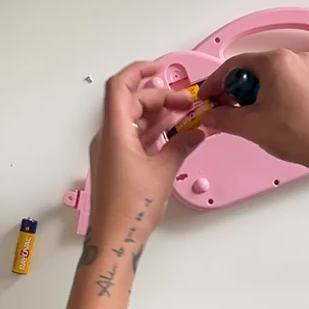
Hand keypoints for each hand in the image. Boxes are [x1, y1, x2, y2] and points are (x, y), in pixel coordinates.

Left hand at [87, 62, 204, 241]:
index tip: (161, 68)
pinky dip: (154, 132)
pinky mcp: (117, 165)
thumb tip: (199, 132)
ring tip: (186, 115)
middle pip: (131, 103)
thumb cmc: (131, 207)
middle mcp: (109, 137)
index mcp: (114, 132)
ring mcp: (112, 151)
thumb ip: (182, 146)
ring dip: (158, 114)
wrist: (113, 239)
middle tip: (187, 103)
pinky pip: (135, 137)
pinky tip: (175, 135)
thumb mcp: (163, 172)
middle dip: (159, 97)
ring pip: (134, 120)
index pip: (120, 88)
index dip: (138, 71)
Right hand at [198, 49, 308, 174]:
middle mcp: (294, 58)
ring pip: (270, 77)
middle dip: (236, 90)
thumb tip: (211, 117)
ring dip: (255, 95)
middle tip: (228, 112)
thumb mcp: (251, 126)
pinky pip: (287, 83)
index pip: (234, 65)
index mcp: (276, 61)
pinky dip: (273, 96)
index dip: (215, 83)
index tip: (207, 97)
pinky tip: (273, 117)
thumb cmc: (301, 134)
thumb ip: (223, 119)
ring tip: (254, 119)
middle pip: (253, 69)